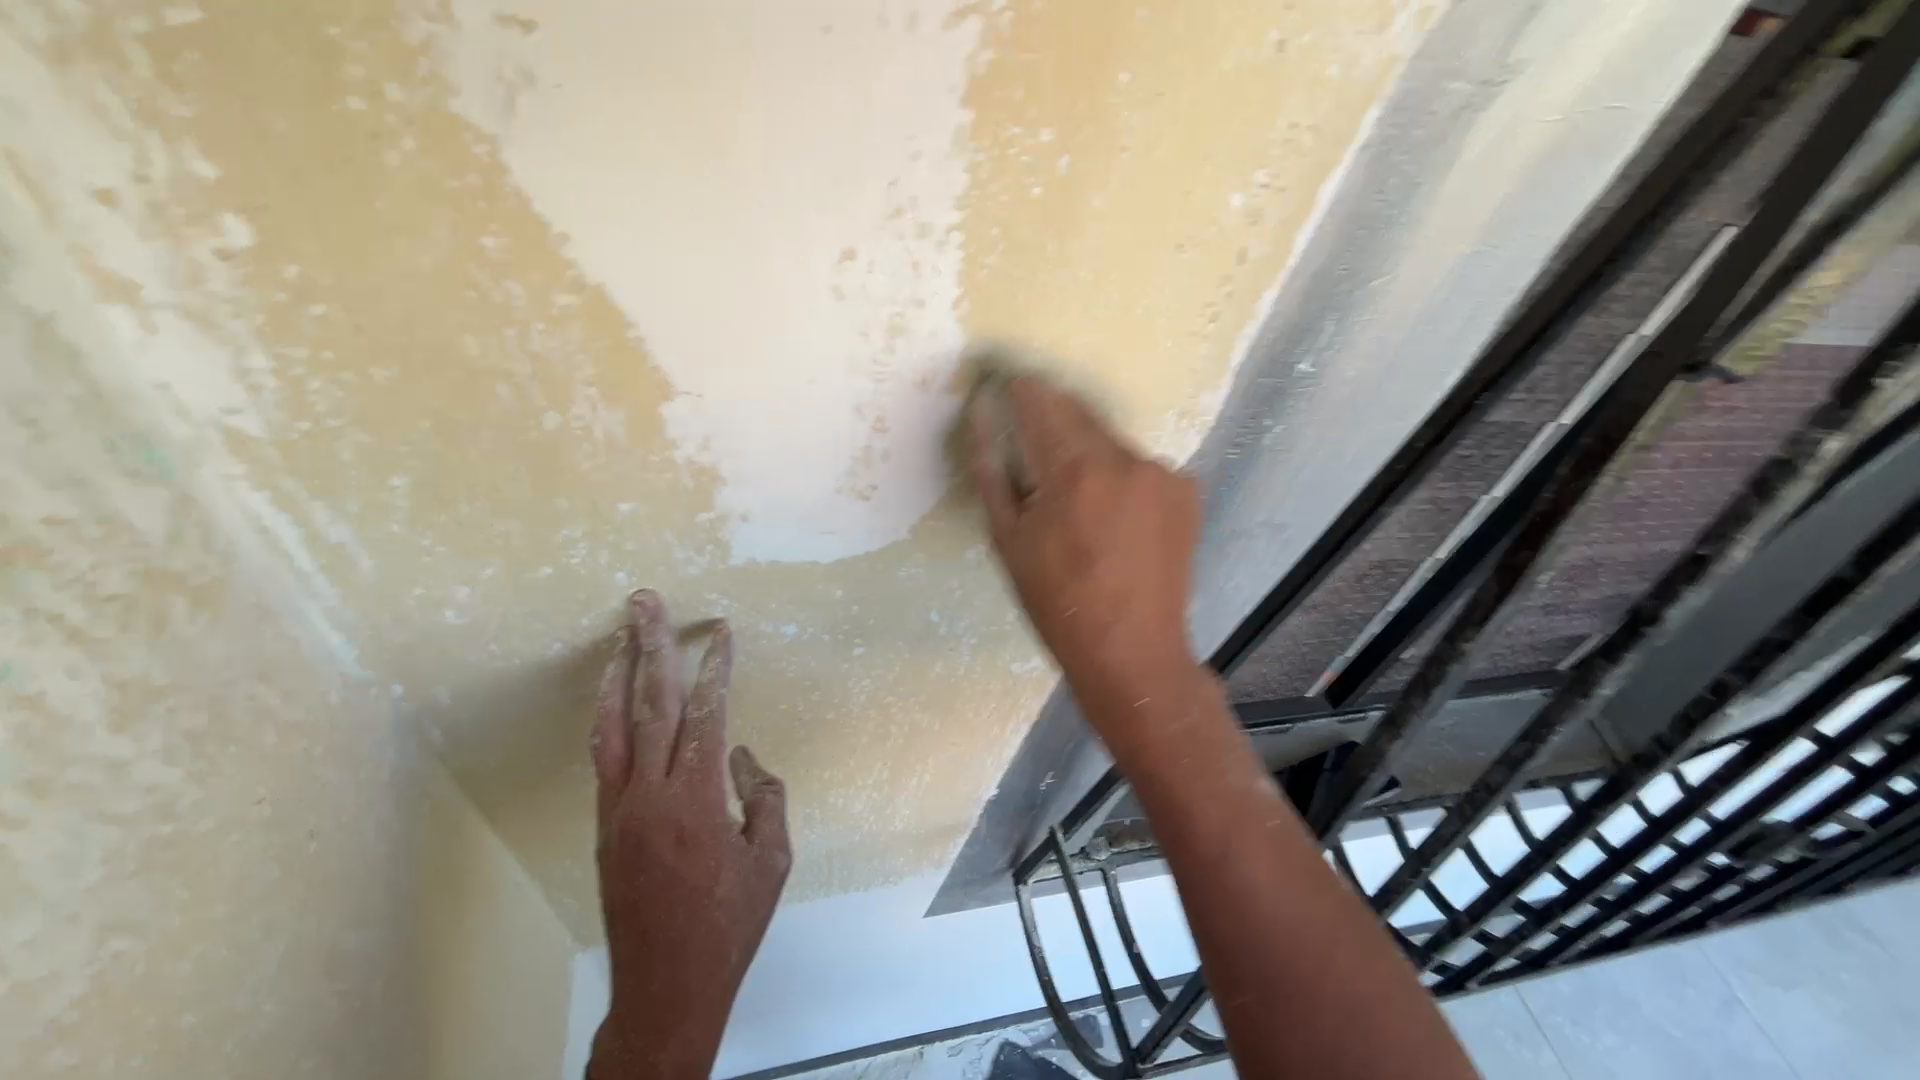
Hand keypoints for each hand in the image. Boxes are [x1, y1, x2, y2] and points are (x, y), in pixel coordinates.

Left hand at [587, 590, 790, 1079]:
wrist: (666, 984)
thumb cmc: (729, 924)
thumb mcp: (772, 862)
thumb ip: (764, 799)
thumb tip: (743, 758)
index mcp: (697, 800)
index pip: (705, 715)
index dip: (714, 669)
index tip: (721, 633)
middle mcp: (650, 794)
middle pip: (650, 704)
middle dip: (651, 646)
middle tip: (646, 602)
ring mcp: (619, 808)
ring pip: (614, 725)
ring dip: (618, 672)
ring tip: (622, 632)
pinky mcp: (604, 825)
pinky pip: (603, 756)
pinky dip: (607, 716)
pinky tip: (612, 696)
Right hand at [970, 376, 1203, 724]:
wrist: (1132, 650)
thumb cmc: (1057, 602)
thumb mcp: (1008, 540)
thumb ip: (992, 470)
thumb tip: (983, 414)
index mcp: (1075, 469)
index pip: (1039, 398)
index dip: (1017, 392)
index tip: (1004, 394)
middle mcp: (1125, 457)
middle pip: (1077, 412)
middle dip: (1051, 423)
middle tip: (1036, 461)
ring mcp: (1163, 472)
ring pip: (1110, 440)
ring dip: (1088, 453)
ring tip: (1080, 503)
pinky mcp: (1187, 489)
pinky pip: (1140, 466)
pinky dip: (1121, 479)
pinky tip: (1117, 519)